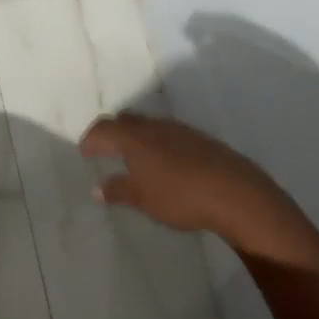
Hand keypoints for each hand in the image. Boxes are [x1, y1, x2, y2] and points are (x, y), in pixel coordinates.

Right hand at [79, 112, 318, 266]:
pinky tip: (164, 162)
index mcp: (134, 137)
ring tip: (134, 156)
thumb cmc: (179, 196)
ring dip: (136, 136)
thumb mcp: (143, 199)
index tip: (84, 151)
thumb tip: (96, 188)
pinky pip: (168, 133)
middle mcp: (153, 126)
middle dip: (112, 131)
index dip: (91, 139)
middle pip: (126, 120)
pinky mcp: (199, 138)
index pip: (104, 129)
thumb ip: (118, 191)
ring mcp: (178, 129)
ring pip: (149, 125)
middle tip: (105, 148)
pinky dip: (157, 143)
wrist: (234, 192)